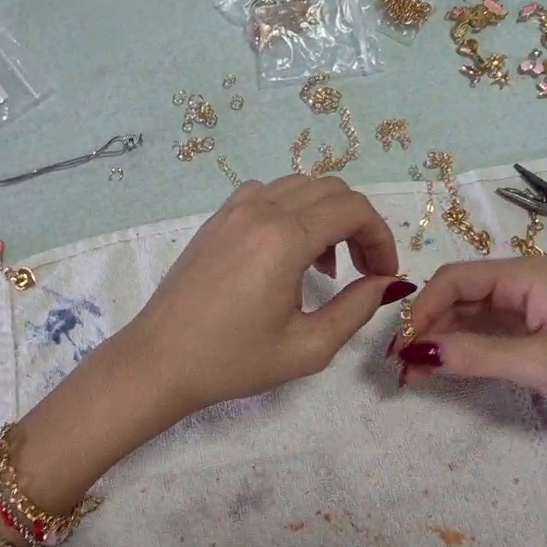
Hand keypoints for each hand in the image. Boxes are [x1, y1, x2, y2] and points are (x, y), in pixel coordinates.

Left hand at [117, 174, 409, 420]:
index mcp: (284, 239)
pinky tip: (287, 252)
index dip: (381, 237)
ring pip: (300, 185)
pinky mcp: (216, 218)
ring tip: (325, 266)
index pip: (353, 209)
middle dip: (358, 225)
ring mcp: (233, 209)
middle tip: (362, 270)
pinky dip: (292, 210)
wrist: (159, 360)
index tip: (384, 274)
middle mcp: (260, 210)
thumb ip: (356, 309)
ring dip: (326, 215)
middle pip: (331, 189)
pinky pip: (268, 193)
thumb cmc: (232, 361)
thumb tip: (387, 282)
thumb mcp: (307, 348)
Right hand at [394, 257, 546, 426]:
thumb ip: (476, 356)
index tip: (399, 346)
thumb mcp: (540, 364)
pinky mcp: (536, 329)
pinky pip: (487, 331)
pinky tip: (447, 369)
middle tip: (401, 366)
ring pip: (469, 314)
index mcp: (523, 274)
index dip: (421, 309)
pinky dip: (463, 348)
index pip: (453, 279)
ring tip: (416, 374)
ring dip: (441, 340)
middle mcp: (521, 282)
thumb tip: (416, 353)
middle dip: (426, 326)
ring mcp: (529, 305)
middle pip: (457, 295)